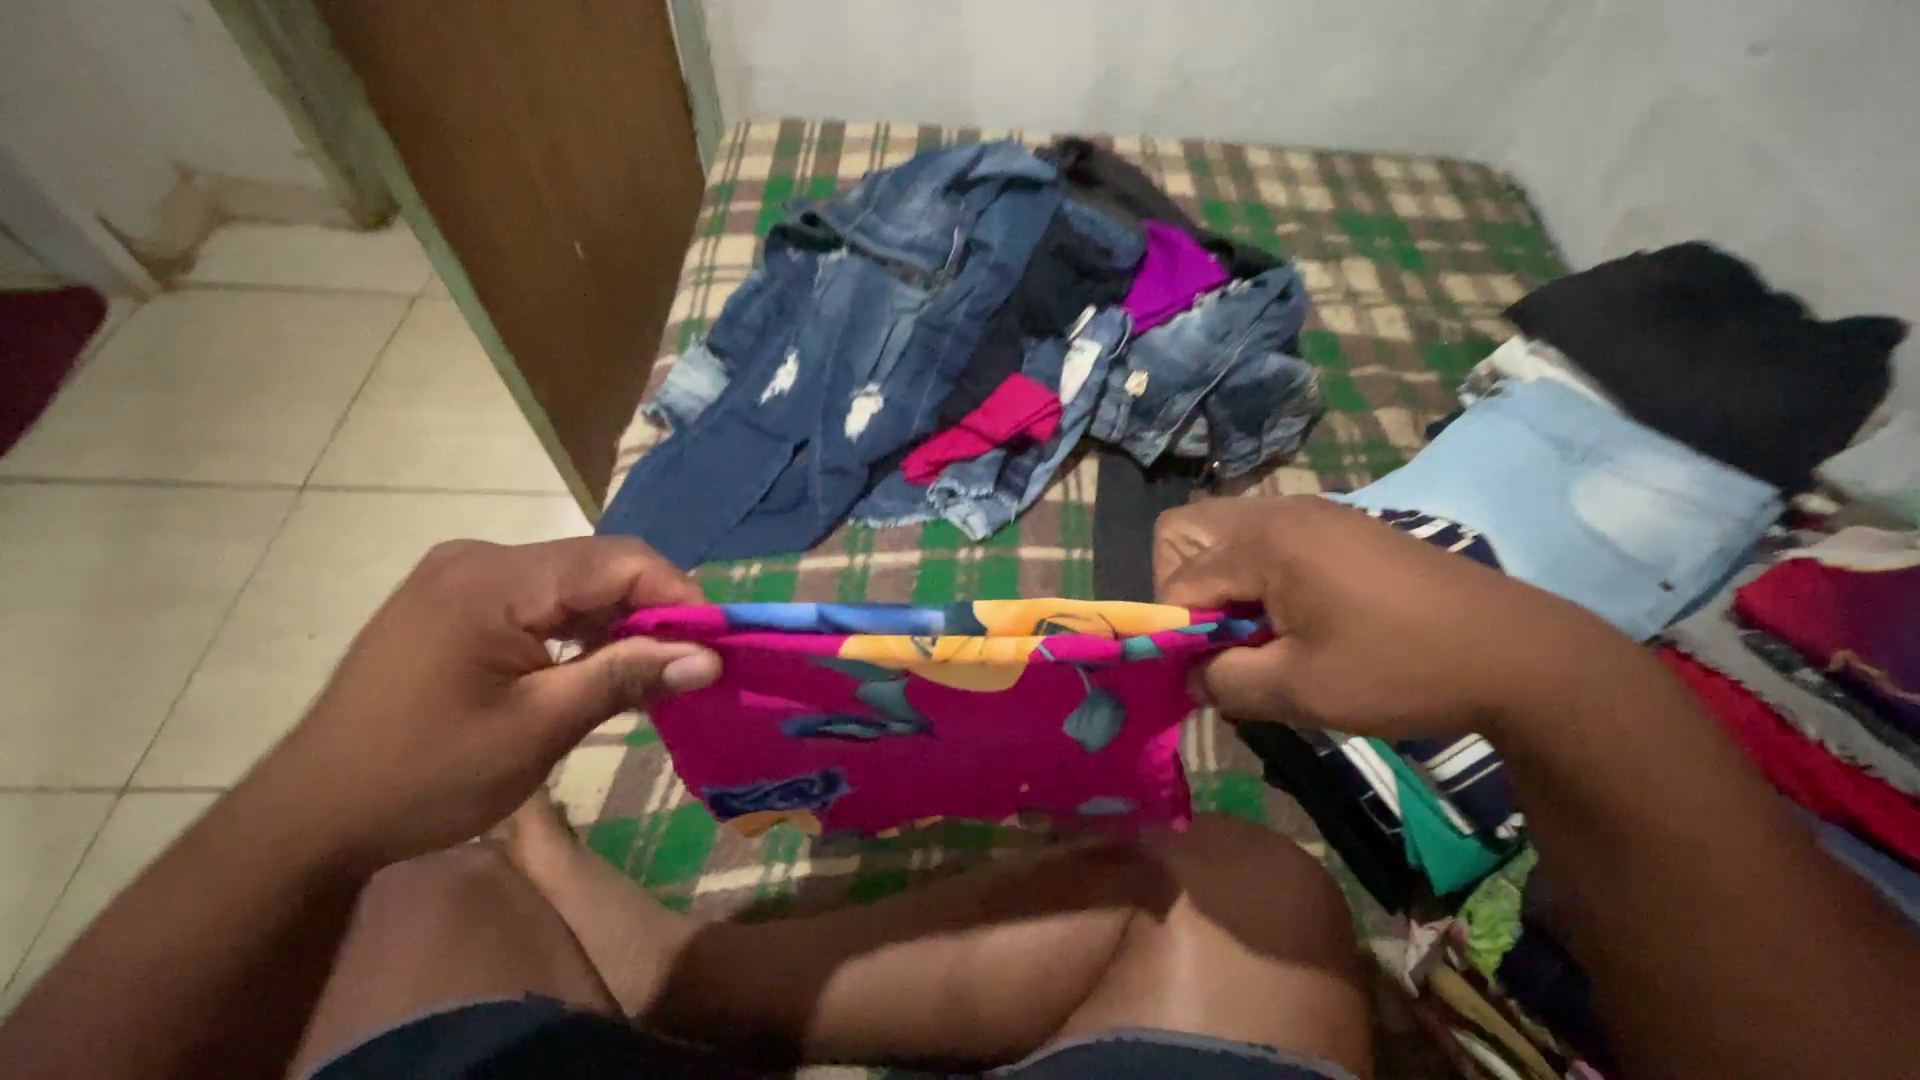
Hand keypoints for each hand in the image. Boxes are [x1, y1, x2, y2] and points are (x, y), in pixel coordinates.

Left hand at [246, 537, 719, 868]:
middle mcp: (478, 559)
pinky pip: (540, 599)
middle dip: (652, 610)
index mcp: (492, 580)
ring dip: (618, 621)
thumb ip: (626, 677)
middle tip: (690, 664)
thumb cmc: (425, 776)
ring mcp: (461, 577)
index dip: (678, 596)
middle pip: (596, 565)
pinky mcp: (454, 601)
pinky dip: (579, 629)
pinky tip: (598, 667)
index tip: (717, 645)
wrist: (311, 817)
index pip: (617, 560)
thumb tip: (711, 659)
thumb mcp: (537, 728)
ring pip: (572, 582)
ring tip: (653, 671)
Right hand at [1155, 496, 1627, 737]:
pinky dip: (1260, 579)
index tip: (1199, 674)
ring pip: (1229, 536)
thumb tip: (1192, 673)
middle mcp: (1283, 511)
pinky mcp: (1345, 529)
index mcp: (1266, 540)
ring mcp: (1318, 514)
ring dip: (1225, 585)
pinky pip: (1271, 542)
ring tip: (1262, 637)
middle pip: (1188, 532)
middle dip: (1186, 589)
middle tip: (1224, 640)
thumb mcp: (1300, 690)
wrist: (1519, 654)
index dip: (1175, 631)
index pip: (1180, 579)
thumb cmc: (1401, 669)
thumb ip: (1224, 680)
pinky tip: (1300, 623)